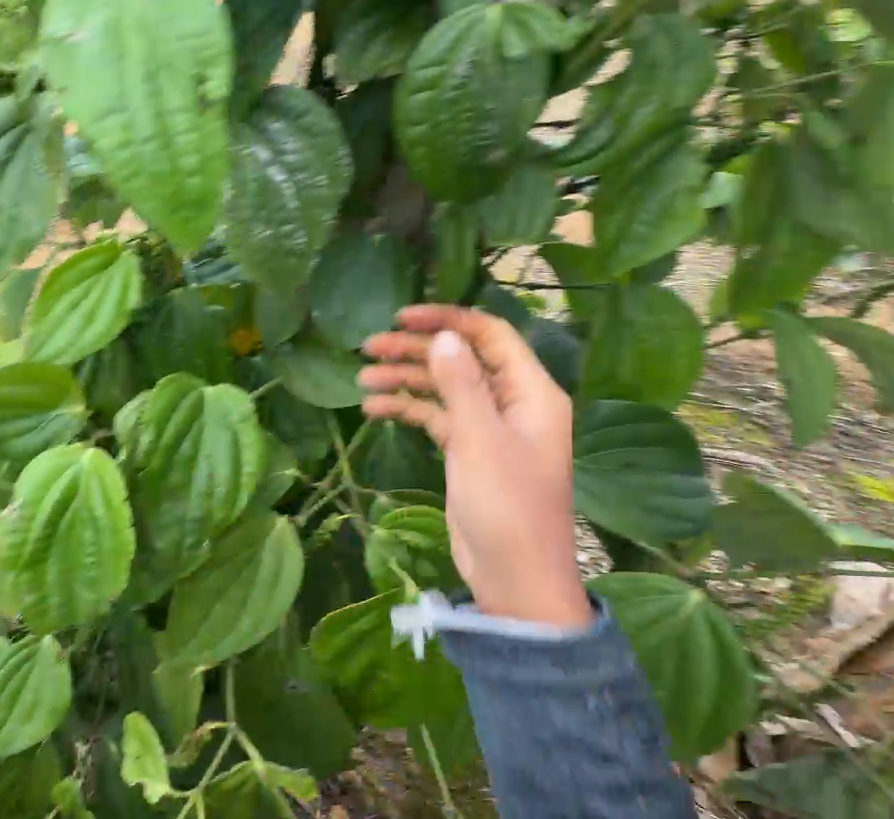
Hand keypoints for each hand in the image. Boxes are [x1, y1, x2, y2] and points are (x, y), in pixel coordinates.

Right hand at [358, 305, 591, 628]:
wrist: (515, 576)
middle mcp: (512, 403)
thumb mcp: (479, 440)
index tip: (402, 317)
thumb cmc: (507, 505)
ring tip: (362, 378)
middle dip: (415, 350)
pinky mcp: (468, 451)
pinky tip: (373, 408)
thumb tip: (442, 336)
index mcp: (531, 393)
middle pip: (460, 359)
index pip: (490, 336)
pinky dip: (406, 408)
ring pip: (443, 387)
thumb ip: (460, 384)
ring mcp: (489, 428)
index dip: (447, 320)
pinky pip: (435, 416)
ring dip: (404, 379)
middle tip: (367, 347)